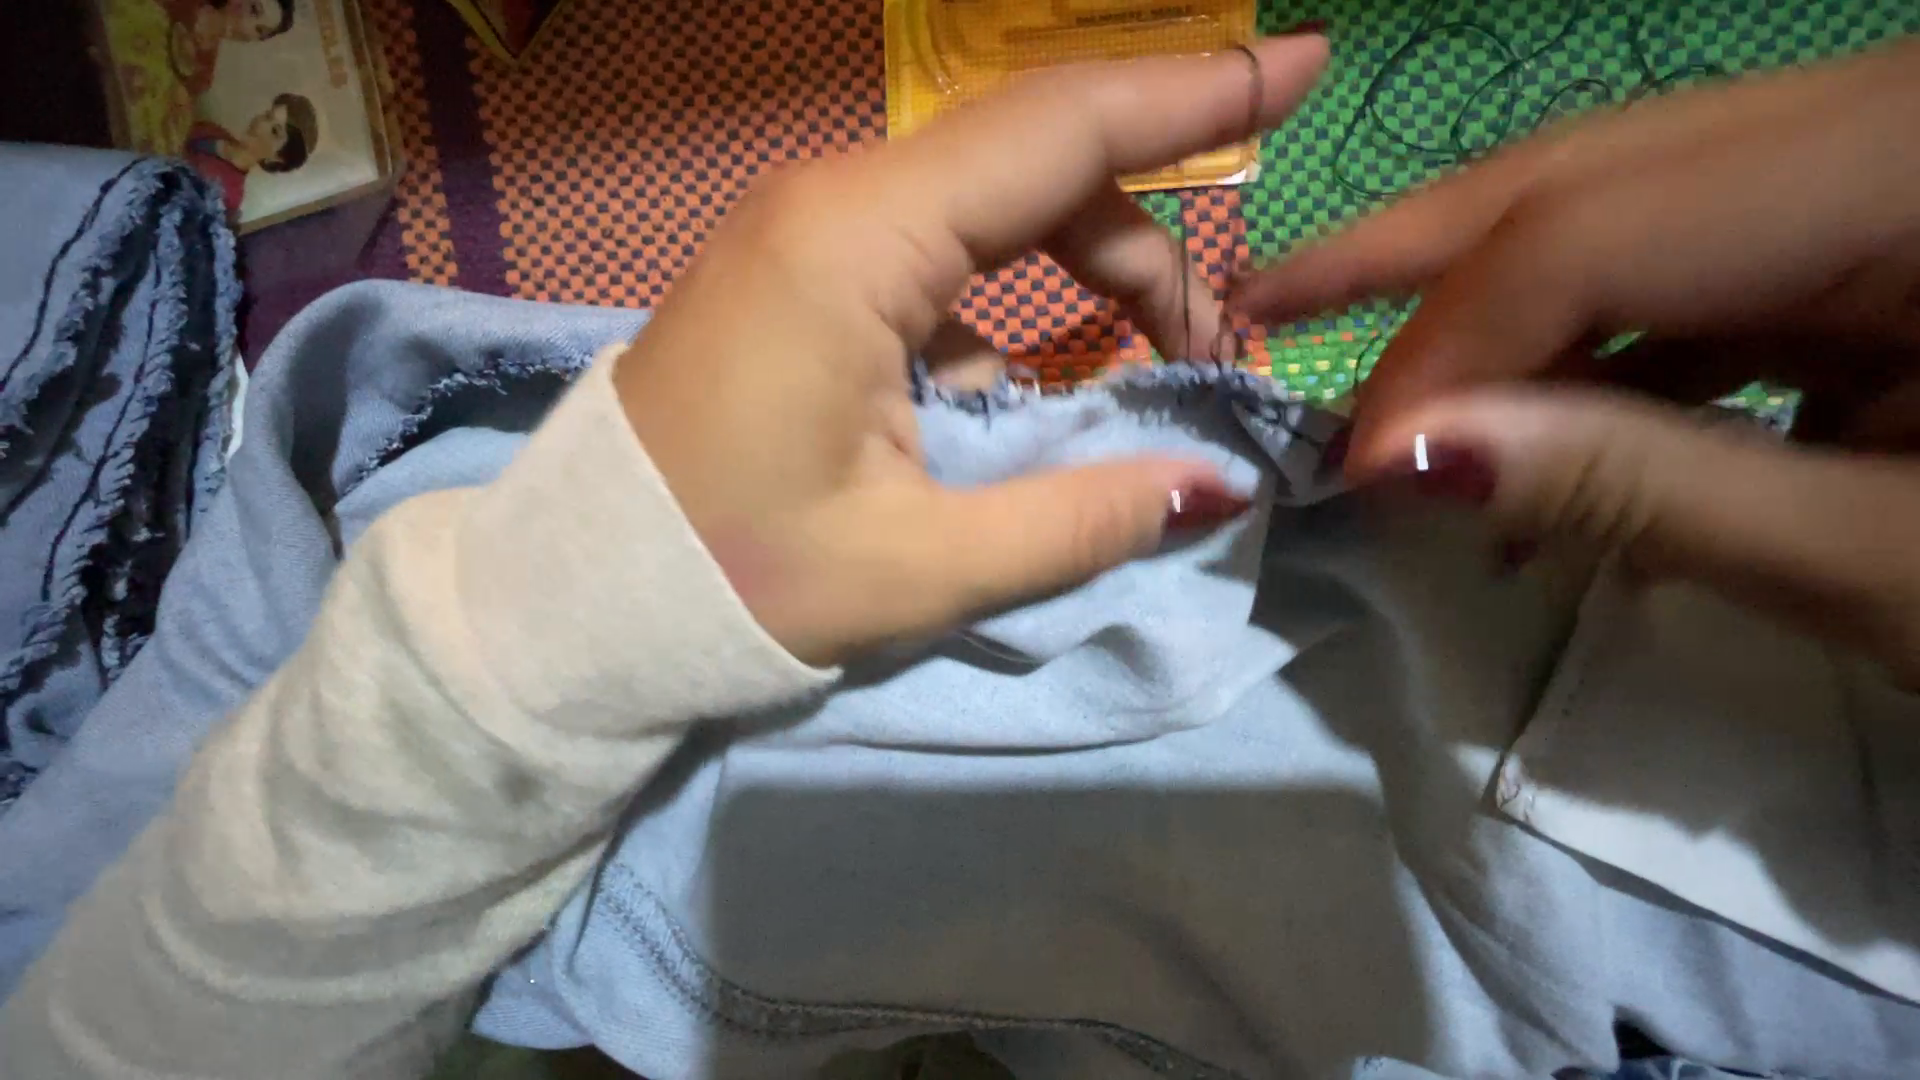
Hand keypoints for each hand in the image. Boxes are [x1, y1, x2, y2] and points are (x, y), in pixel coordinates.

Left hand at [613, 36, 1329, 666]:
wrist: (585, 597)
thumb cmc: (738, 581)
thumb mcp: (920, 567)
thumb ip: (1077, 520)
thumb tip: (1215, 485)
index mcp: (854, 247)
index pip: (1053, 132)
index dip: (1189, 94)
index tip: (1300, 68)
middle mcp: (832, 212)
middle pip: (1036, 176)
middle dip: (1147, 251)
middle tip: (1217, 350)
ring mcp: (812, 246)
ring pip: (992, 227)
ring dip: (1084, 288)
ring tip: (1144, 381)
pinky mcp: (806, 292)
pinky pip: (940, 278)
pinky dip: (1009, 326)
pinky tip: (1022, 408)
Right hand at [1231, 39, 1919, 681]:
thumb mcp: (1907, 569)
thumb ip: (1633, 490)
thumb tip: (1400, 461)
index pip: (1593, 231)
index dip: (1448, 352)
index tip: (1360, 470)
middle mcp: (1903, 125)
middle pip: (1587, 168)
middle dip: (1404, 249)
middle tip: (1261, 297)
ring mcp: (1894, 178)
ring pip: (1620, 212)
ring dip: (1478, 306)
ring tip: (1361, 363)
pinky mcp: (1888, 245)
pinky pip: (1682, 279)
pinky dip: (1578, 357)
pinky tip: (1521, 428)